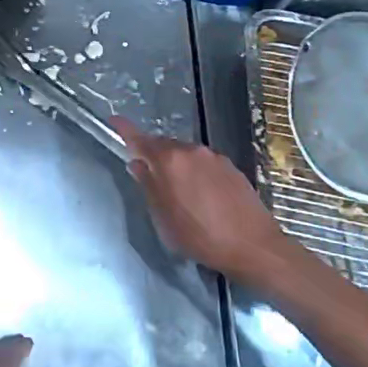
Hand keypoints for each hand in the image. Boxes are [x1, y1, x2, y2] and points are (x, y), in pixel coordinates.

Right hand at [112, 117, 292, 282]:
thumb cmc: (201, 237)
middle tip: (147, 176)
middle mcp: (192, 150)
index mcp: (170, 161)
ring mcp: (214, 156)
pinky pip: (203, 162)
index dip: (125, 130)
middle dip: (153, 156)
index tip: (114, 121)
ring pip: (185, 154)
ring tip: (177, 193)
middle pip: (164, 146)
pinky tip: (201, 195)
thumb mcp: (165, 219)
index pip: (140, 140)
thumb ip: (148, 187)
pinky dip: (195, 172)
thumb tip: (137, 165)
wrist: (253, 245)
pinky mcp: (230, 166)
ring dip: (176, 166)